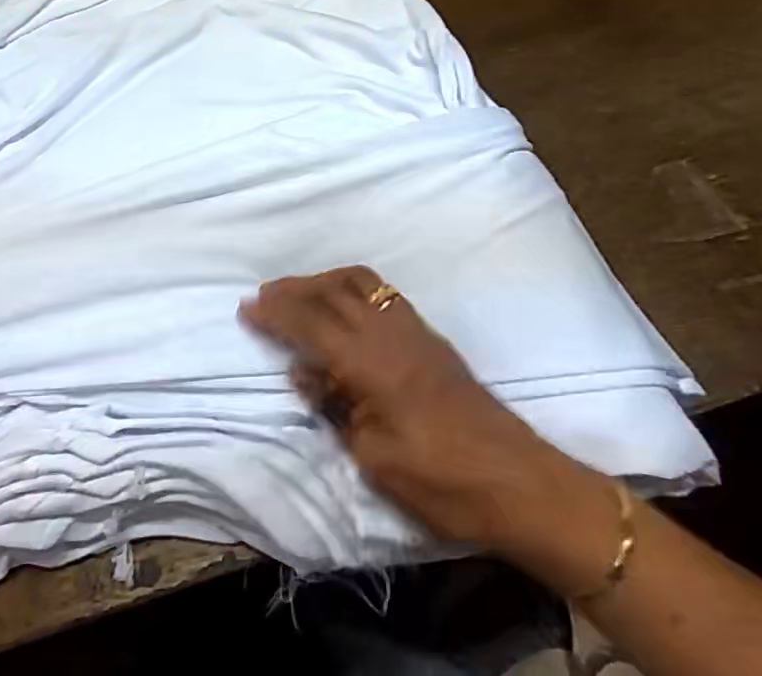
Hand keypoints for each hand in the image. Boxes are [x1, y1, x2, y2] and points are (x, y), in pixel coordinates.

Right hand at [241, 267, 630, 595]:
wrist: (514, 479)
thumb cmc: (439, 480)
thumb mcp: (373, 456)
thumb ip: (334, 407)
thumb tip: (304, 373)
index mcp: (369, 362)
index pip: (310, 324)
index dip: (276, 313)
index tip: (247, 307)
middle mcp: (389, 333)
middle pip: (334, 291)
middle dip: (295, 289)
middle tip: (264, 294)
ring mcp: (415, 329)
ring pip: (362, 283)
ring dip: (326, 280)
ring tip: (300, 292)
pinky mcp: (432, 337)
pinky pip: (384, 294)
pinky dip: (354, 288)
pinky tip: (346, 305)